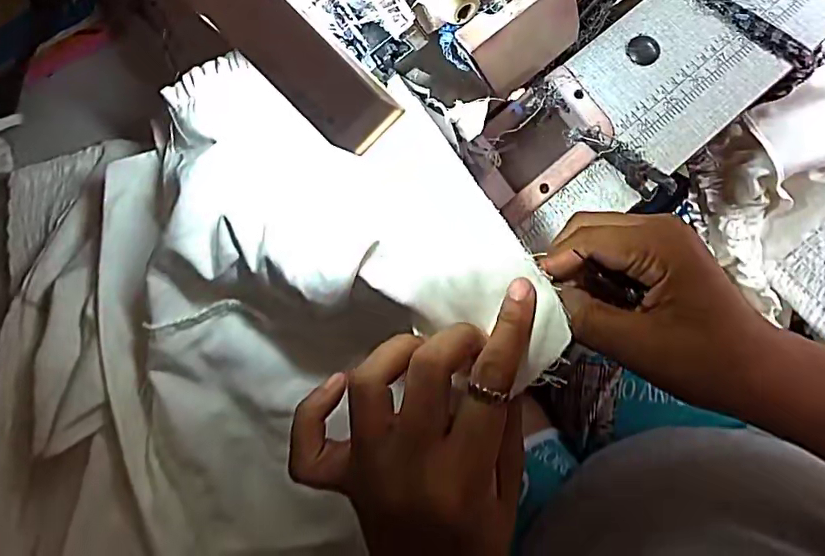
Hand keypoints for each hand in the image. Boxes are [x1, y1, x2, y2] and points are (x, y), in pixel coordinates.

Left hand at [289, 278, 537, 555]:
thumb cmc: (478, 539)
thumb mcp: (510, 486)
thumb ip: (507, 420)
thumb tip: (504, 356)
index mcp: (463, 474)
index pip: (488, 382)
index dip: (508, 329)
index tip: (517, 293)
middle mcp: (410, 467)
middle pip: (425, 370)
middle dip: (454, 338)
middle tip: (469, 341)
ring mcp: (368, 472)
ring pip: (367, 386)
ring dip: (396, 353)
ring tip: (419, 352)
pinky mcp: (339, 481)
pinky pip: (307, 445)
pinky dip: (315, 407)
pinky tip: (339, 384)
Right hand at [538, 212, 784, 416]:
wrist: (759, 371)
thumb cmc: (706, 361)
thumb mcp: (638, 346)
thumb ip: (588, 317)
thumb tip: (556, 299)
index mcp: (656, 240)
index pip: (586, 236)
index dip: (557, 262)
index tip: (537, 294)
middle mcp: (659, 226)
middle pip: (592, 227)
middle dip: (567, 260)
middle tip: (554, 300)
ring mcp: (665, 236)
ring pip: (604, 237)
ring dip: (585, 266)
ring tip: (577, 306)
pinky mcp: (667, 252)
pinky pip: (621, 250)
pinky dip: (604, 271)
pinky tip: (603, 302)